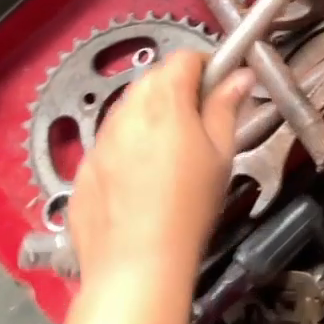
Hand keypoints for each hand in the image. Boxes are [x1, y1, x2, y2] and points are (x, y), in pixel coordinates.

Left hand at [54, 53, 252, 323]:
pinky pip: (109, 142)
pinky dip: (127, 145)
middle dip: (177, 87)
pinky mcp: (83, 170)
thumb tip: (240, 77)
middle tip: (200, 117)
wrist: (136, 265)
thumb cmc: (187, 207)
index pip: (183, 58)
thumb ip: (227, 106)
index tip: (218, 83)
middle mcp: (126, 113)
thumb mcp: (222, 152)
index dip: (205, 65)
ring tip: (172, 148)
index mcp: (165, 102)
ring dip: (150, 114)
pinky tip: (144, 177)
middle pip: (153, 78)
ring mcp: (100, 141)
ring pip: (128, 108)